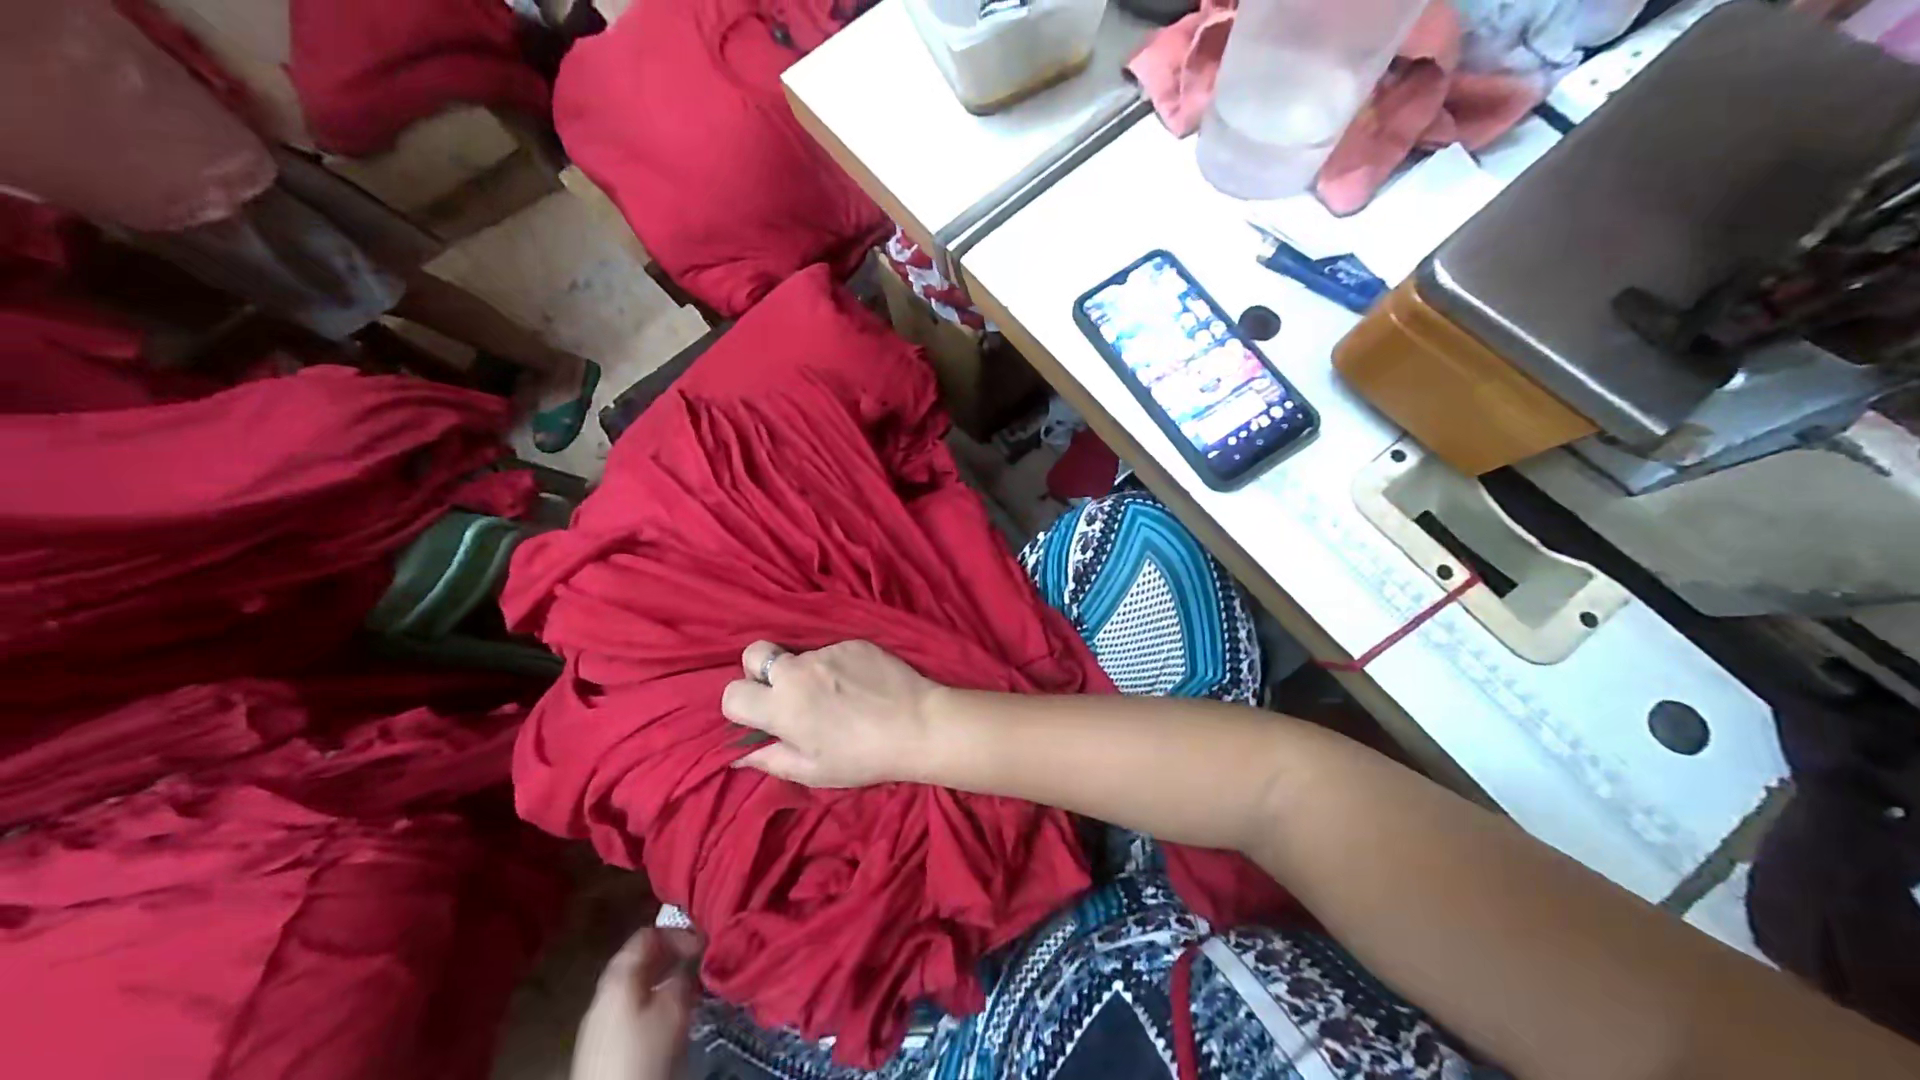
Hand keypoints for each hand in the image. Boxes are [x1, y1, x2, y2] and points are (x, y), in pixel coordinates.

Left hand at [570, 927, 702, 1079]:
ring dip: (664, 980)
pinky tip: (668, 1017)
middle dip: (672, 956)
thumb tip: (690, 960)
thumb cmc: (644, 1052)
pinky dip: (653, 1001)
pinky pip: (630, 1007)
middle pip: (640, 959)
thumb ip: (684, 974)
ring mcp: (599, 1018)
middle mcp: (604, 990)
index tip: (704, 943)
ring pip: (636, 985)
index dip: (678, 933)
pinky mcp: (601, 1044)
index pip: (649, 934)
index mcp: (619, 974)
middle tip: (700, 963)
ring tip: (690, 990)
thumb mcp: (675, 1008)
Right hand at [720, 639, 943, 787]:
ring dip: (806, 672)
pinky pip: (832, 651)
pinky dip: (837, 666)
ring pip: (799, 656)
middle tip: (785, 692)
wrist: (918, 725)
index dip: (741, 705)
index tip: (759, 716)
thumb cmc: (863, 757)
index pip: (732, 693)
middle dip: (759, 670)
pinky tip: (860, 685)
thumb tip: (740, 755)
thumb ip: (771, 759)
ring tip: (837, 696)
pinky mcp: (853, 642)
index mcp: (782, 707)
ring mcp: (827, 652)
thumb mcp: (813, 771)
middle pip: (755, 654)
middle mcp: (798, 671)